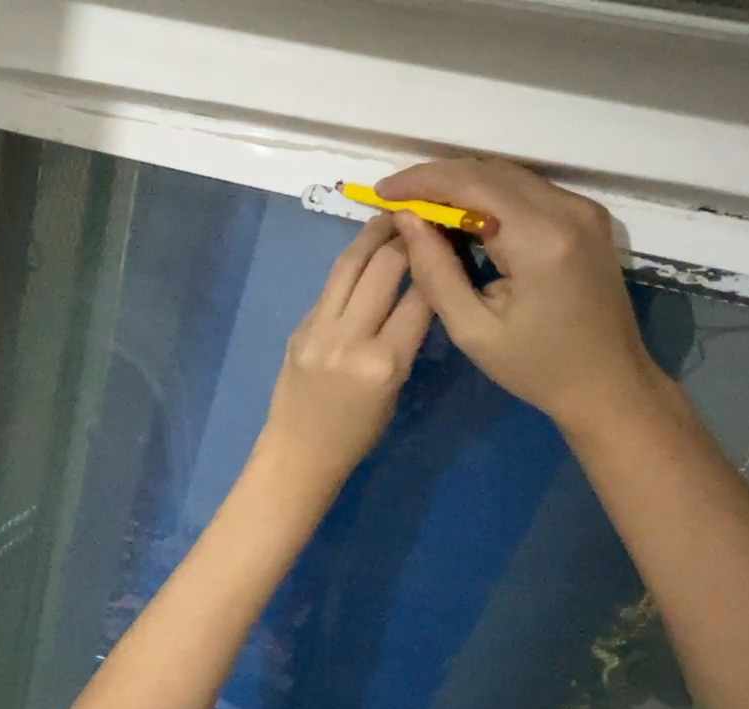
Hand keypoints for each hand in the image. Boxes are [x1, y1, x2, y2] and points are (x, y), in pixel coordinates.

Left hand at [256, 214, 431, 485]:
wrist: (300, 451)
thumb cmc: (358, 433)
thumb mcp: (396, 388)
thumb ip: (406, 337)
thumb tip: (419, 286)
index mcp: (384, 362)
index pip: (421, 295)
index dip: (437, 261)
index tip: (450, 239)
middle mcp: (349, 340)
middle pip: (384, 266)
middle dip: (407, 236)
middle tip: (424, 217)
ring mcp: (317, 331)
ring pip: (349, 265)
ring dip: (373, 236)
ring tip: (392, 217)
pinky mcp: (298, 328)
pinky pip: (329, 287)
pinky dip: (350, 266)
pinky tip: (365, 253)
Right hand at [378, 158, 658, 429]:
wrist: (605, 381)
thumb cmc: (533, 366)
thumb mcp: (471, 328)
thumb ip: (435, 271)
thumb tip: (407, 221)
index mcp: (540, 240)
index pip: (471, 185)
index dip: (421, 182)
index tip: (382, 193)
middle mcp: (567, 210)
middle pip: (491, 172)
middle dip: (437, 179)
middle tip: (394, 199)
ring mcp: (582, 209)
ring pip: (509, 176)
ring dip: (460, 185)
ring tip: (417, 206)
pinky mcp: (585, 217)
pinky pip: (527, 192)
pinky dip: (486, 196)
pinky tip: (458, 216)